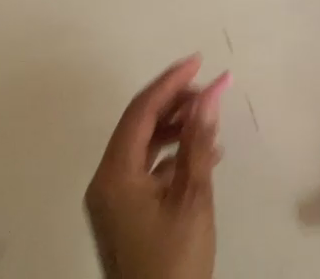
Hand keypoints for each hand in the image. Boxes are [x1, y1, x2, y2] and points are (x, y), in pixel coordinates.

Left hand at [85, 56, 232, 278]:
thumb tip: (208, 95)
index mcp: (114, 175)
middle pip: (140, 125)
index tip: (200, 60)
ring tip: (213, 120)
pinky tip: (204, 154)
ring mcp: (113, 199)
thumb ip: (198, 142)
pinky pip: (148, 168)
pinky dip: (175, 154)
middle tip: (212, 88)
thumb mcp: (192, 197)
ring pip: (145, 145)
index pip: (141, 111)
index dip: (170, 81)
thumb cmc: (175, 259)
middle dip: (177, 101)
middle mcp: (106, 181)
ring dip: (178, 127)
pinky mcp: (125, 213)